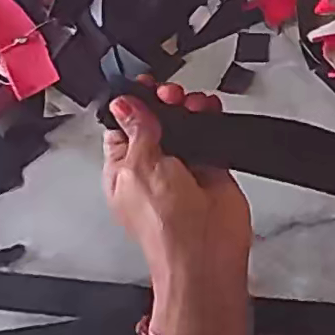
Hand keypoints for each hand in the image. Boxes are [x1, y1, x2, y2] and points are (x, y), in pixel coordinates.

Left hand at [104, 81, 251, 334]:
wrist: (207, 248)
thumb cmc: (165, 226)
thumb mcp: (140, 168)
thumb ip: (138, 131)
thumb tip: (126, 105)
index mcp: (123, 168)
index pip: (123, 125)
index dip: (131, 104)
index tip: (143, 87)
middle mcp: (152, 167)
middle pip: (156, 120)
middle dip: (163, 102)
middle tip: (170, 96)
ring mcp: (183, 166)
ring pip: (185, 124)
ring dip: (188, 107)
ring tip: (192, 103)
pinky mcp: (211, 166)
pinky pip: (211, 134)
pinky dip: (212, 118)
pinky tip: (210, 111)